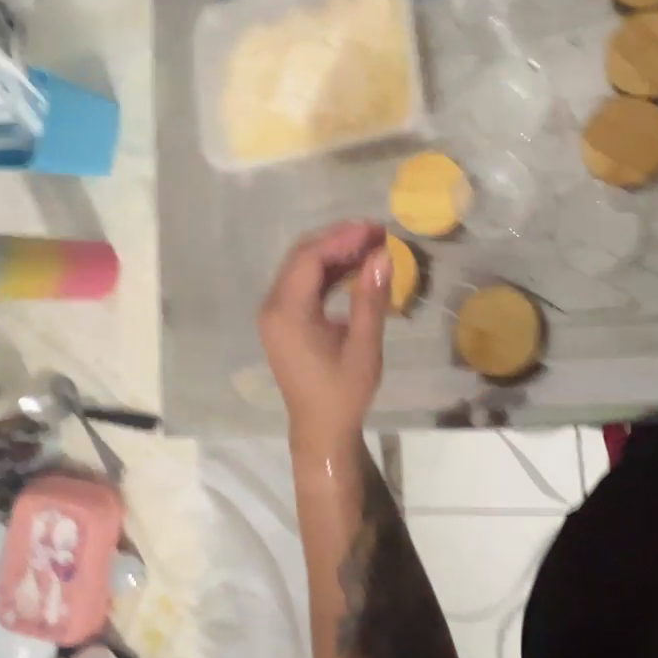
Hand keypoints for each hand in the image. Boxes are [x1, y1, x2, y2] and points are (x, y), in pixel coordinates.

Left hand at [259, 220, 392, 451]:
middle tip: (377, 232)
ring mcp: (276, 314)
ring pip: (303, 268)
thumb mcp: (363, 346)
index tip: (375, 229)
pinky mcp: (285, 320)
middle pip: (302, 257)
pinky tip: (357, 267)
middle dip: (339, 239)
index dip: (341, 238)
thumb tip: (383, 255)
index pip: (309, 258)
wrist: (321, 429)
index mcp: (287, 313)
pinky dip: (329, 271)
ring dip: (335, 254)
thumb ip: (370, 298)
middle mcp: (273, 307)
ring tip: (373, 245)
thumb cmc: (343, 392)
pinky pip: (304, 284)